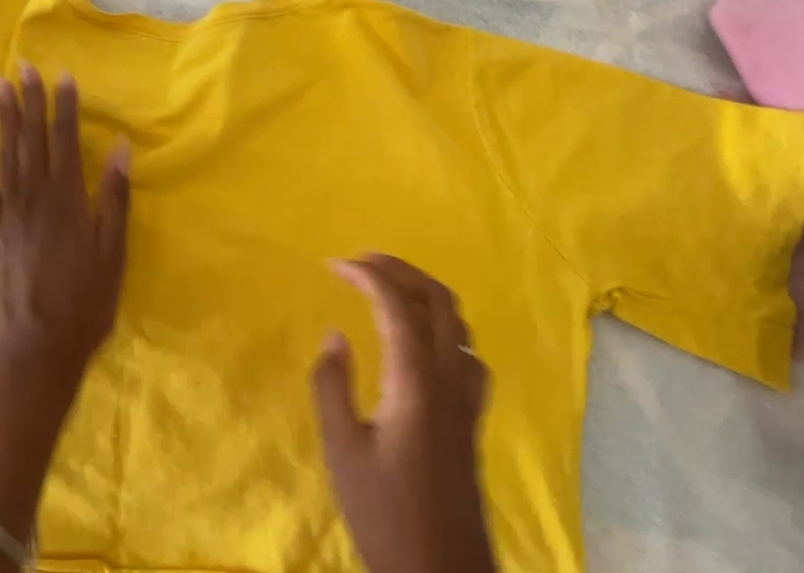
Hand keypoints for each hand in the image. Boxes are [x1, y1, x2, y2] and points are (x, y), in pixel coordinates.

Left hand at [0, 64, 130, 384]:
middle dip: (30, 100)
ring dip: (4, 118)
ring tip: (0, 85)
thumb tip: (120, 149)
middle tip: (24, 66)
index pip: (65, 141)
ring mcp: (9, 214)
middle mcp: (34, 198)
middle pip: (32, 139)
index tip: (63, 75)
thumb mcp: (113, 253)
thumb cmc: (86, 304)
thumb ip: (114, 199)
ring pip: (6, 154)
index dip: (64, 107)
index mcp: (67, 200)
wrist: (37, 349)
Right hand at [313, 255, 493, 572]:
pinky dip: (442, 326)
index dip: (368, 275)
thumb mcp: (341, 449)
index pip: (398, 307)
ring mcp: (468, 400)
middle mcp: (451, 381)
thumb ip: (332, 385)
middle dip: (402, 270)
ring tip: (386, 290)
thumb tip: (335, 335)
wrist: (440, 570)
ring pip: (458, 324)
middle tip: (362, 261)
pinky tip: (422, 341)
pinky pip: (466, 351)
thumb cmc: (384, 512)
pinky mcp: (471, 419)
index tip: (334, 264)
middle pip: (440, 302)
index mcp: (416, 383)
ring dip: (423, 293)